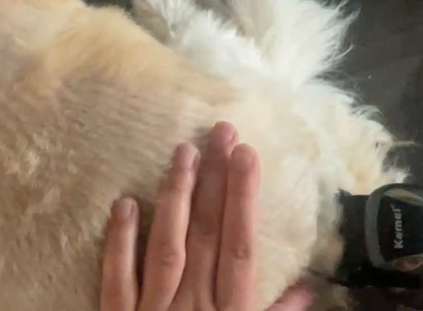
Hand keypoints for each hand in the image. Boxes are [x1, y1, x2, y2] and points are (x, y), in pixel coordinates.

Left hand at [102, 122, 315, 310]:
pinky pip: (116, 281)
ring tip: (182, 150)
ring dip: (174, 197)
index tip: (247, 151)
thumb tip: (307, 288)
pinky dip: (119, 243)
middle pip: (206, 236)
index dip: (244, 199)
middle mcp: (193, 310)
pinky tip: (124, 203)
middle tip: (220, 129)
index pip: (241, 248)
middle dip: (215, 180)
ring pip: (166, 248)